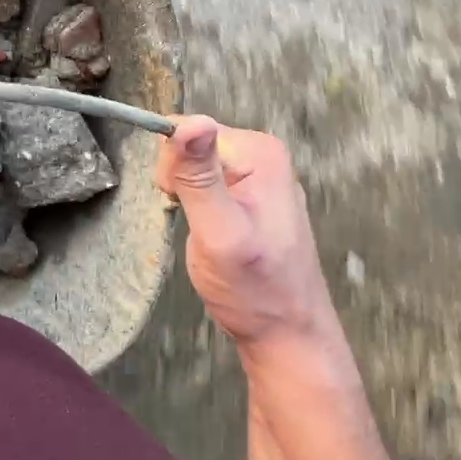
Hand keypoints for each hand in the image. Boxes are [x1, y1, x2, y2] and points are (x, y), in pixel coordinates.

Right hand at [157, 116, 338, 351]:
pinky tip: (213, 230)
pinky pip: (205, 179)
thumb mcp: (219, 231)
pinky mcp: (252, 193)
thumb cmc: (254, 291)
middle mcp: (264, 154)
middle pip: (188, 144)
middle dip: (179, 182)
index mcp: (259, 152)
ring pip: (192, 163)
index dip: (172, 168)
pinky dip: (196, 203)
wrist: (288, 338)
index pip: (184, 130)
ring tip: (209, 231)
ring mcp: (260, 174)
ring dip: (187, 196)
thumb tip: (189, 121)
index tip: (184, 206)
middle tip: (200, 224)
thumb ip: (200, 175)